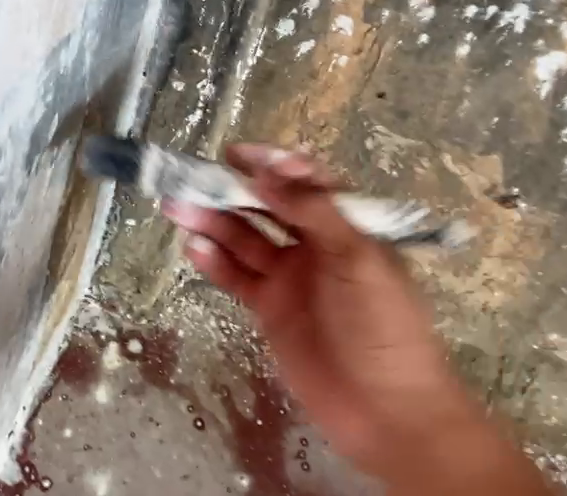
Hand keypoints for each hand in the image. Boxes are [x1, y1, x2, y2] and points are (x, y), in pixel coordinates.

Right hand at [163, 145, 549, 494]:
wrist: (388, 412)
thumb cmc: (384, 325)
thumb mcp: (357, 258)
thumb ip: (312, 212)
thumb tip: (266, 173)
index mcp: (345, 224)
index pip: (306, 182)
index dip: (273, 165)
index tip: (238, 154)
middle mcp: (314, 243)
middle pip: (267, 206)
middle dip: (232, 189)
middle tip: (193, 176)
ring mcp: (290, 277)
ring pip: (244, 238)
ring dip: (213, 220)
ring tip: (177, 206)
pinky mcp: (270, 309)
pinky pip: (237, 277)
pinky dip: (214, 261)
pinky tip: (193, 247)